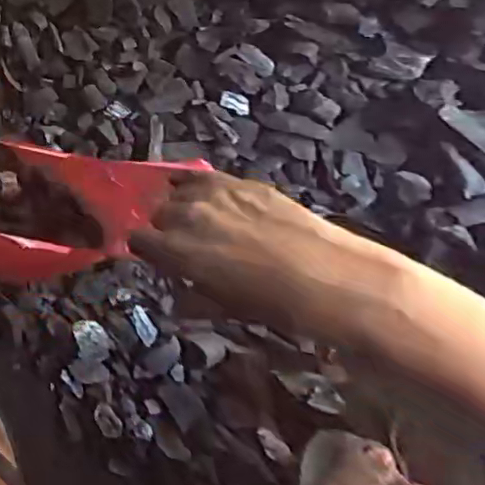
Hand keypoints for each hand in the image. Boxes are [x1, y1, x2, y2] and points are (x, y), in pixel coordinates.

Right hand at [129, 171, 409, 347]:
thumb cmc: (286, 307)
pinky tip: (205, 195)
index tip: (162, 258)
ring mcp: (209, 194)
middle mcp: (183, 215)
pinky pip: (198, 175)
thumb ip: (196, 296)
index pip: (138, 239)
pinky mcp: (236, 181)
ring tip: (203, 221)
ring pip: (175, 193)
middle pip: (157, 213)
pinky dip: (195, 185)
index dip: (149, 250)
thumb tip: (179, 295)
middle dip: (167, 227)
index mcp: (175, 249)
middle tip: (190, 244)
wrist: (346, 284)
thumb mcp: (234, 308)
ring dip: (182, 206)